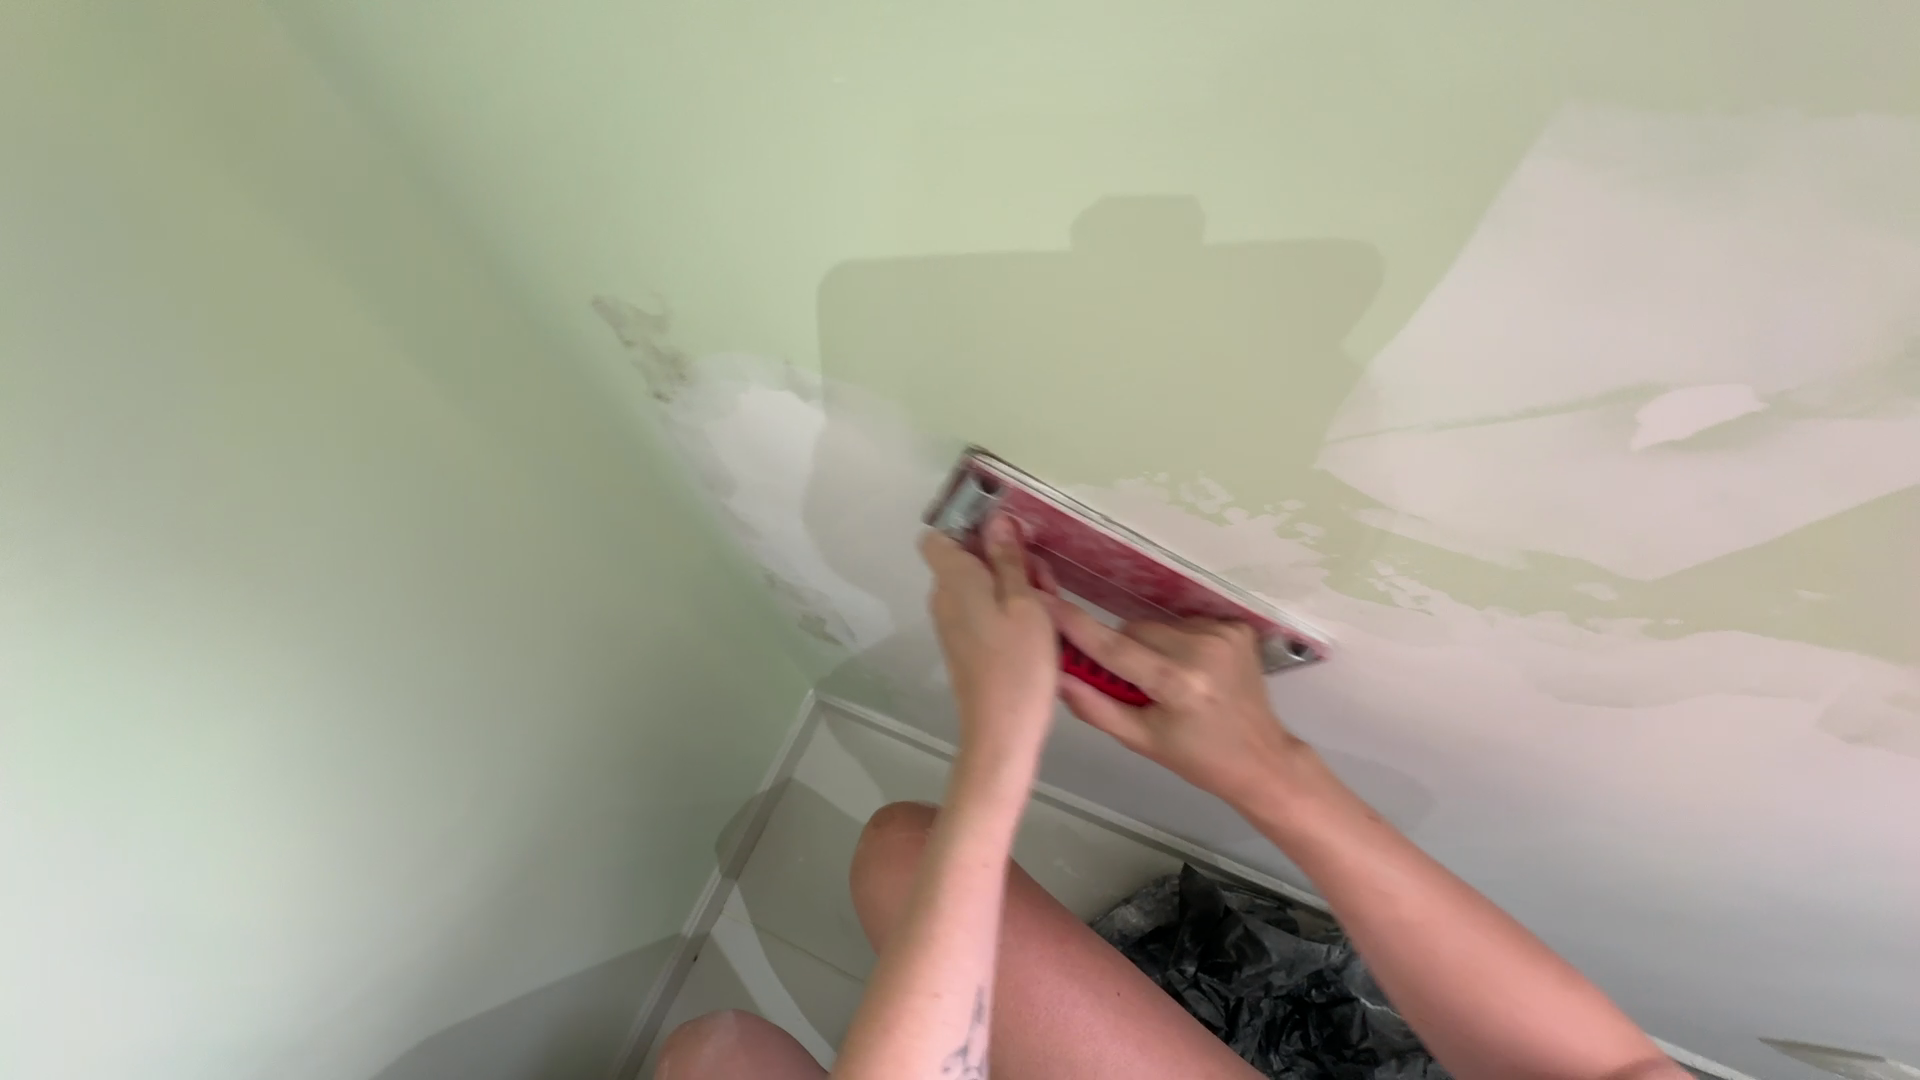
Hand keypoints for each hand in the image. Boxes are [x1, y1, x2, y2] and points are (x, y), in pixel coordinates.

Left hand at [919, 515, 1059, 759]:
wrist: (1001, 730)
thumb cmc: (1018, 662)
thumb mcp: (1025, 602)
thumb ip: (1008, 558)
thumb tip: (996, 520)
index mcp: (954, 579)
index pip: (938, 535)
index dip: (968, 526)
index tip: (1007, 534)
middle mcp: (944, 596)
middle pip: (967, 557)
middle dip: (1005, 557)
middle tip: (1044, 578)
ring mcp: (951, 622)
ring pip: (979, 583)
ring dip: (1013, 583)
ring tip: (1049, 604)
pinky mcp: (963, 643)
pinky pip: (981, 608)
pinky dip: (1007, 606)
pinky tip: (1038, 625)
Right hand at [1043, 600, 1305, 806]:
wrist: (1262, 758)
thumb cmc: (1196, 757)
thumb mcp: (1140, 740)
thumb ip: (1094, 706)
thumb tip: (1055, 675)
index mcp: (1177, 683)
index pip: (1113, 648)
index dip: (1076, 626)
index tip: (1045, 603)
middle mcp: (1202, 650)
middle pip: (1132, 630)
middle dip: (1123, 651)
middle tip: (1138, 683)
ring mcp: (1223, 634)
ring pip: (1156, 625)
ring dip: (1151, 645)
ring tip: (1171, 679)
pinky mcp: (1236, 627)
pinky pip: (1183, 623)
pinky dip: (1179, 641)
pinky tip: (1194, 668)